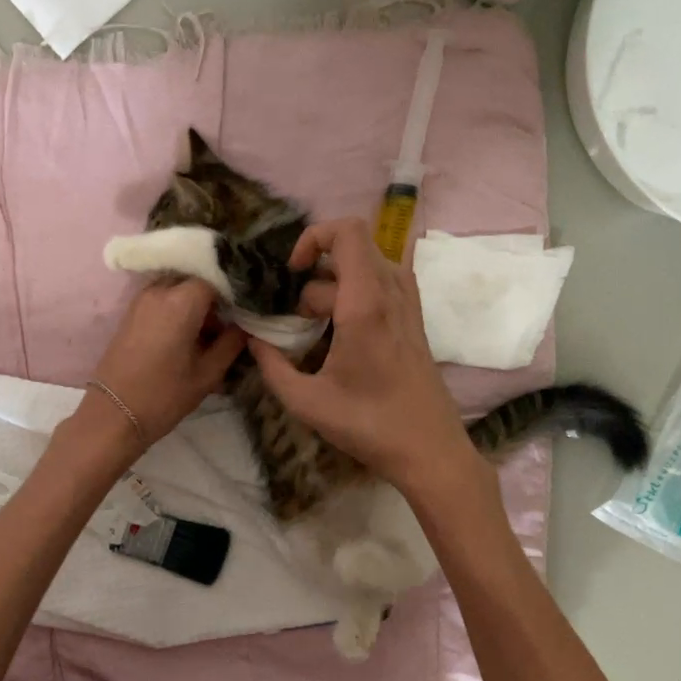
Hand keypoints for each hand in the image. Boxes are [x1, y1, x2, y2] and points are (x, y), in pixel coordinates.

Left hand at [77, 278, 245, 458]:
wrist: (112, 415)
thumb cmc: (163, 396)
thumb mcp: (207, 374)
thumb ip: (232, 343)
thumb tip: (247, 324)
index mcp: (181, 300)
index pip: (219, 277)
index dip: (237, 290)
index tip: (249, 307)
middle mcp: (159, 290)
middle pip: (197, 277)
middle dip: (216, 295)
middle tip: (233, 320)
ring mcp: (142, 299)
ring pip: (179, 287)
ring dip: (197, 302)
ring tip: (213, 330)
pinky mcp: (132, 312)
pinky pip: (163, 298)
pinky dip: (180, 308)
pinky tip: (192, 333)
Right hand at [248, 218, 482, 498]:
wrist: (428, 448)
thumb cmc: (367, 424)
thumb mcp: (305, 401)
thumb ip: (271, 366)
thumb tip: (252, 339)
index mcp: (365, 304)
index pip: (346, 232)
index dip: (312, 239)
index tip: (291, 274)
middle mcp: (391, 293)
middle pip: (351, 250)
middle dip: (315, 274)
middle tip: (295, 317)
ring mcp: (408, 305)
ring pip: (367, 266)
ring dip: (336, 284)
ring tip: (315, 323)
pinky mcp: (414, 321)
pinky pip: (382, 285)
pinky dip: (356, 293)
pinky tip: (340, 330)